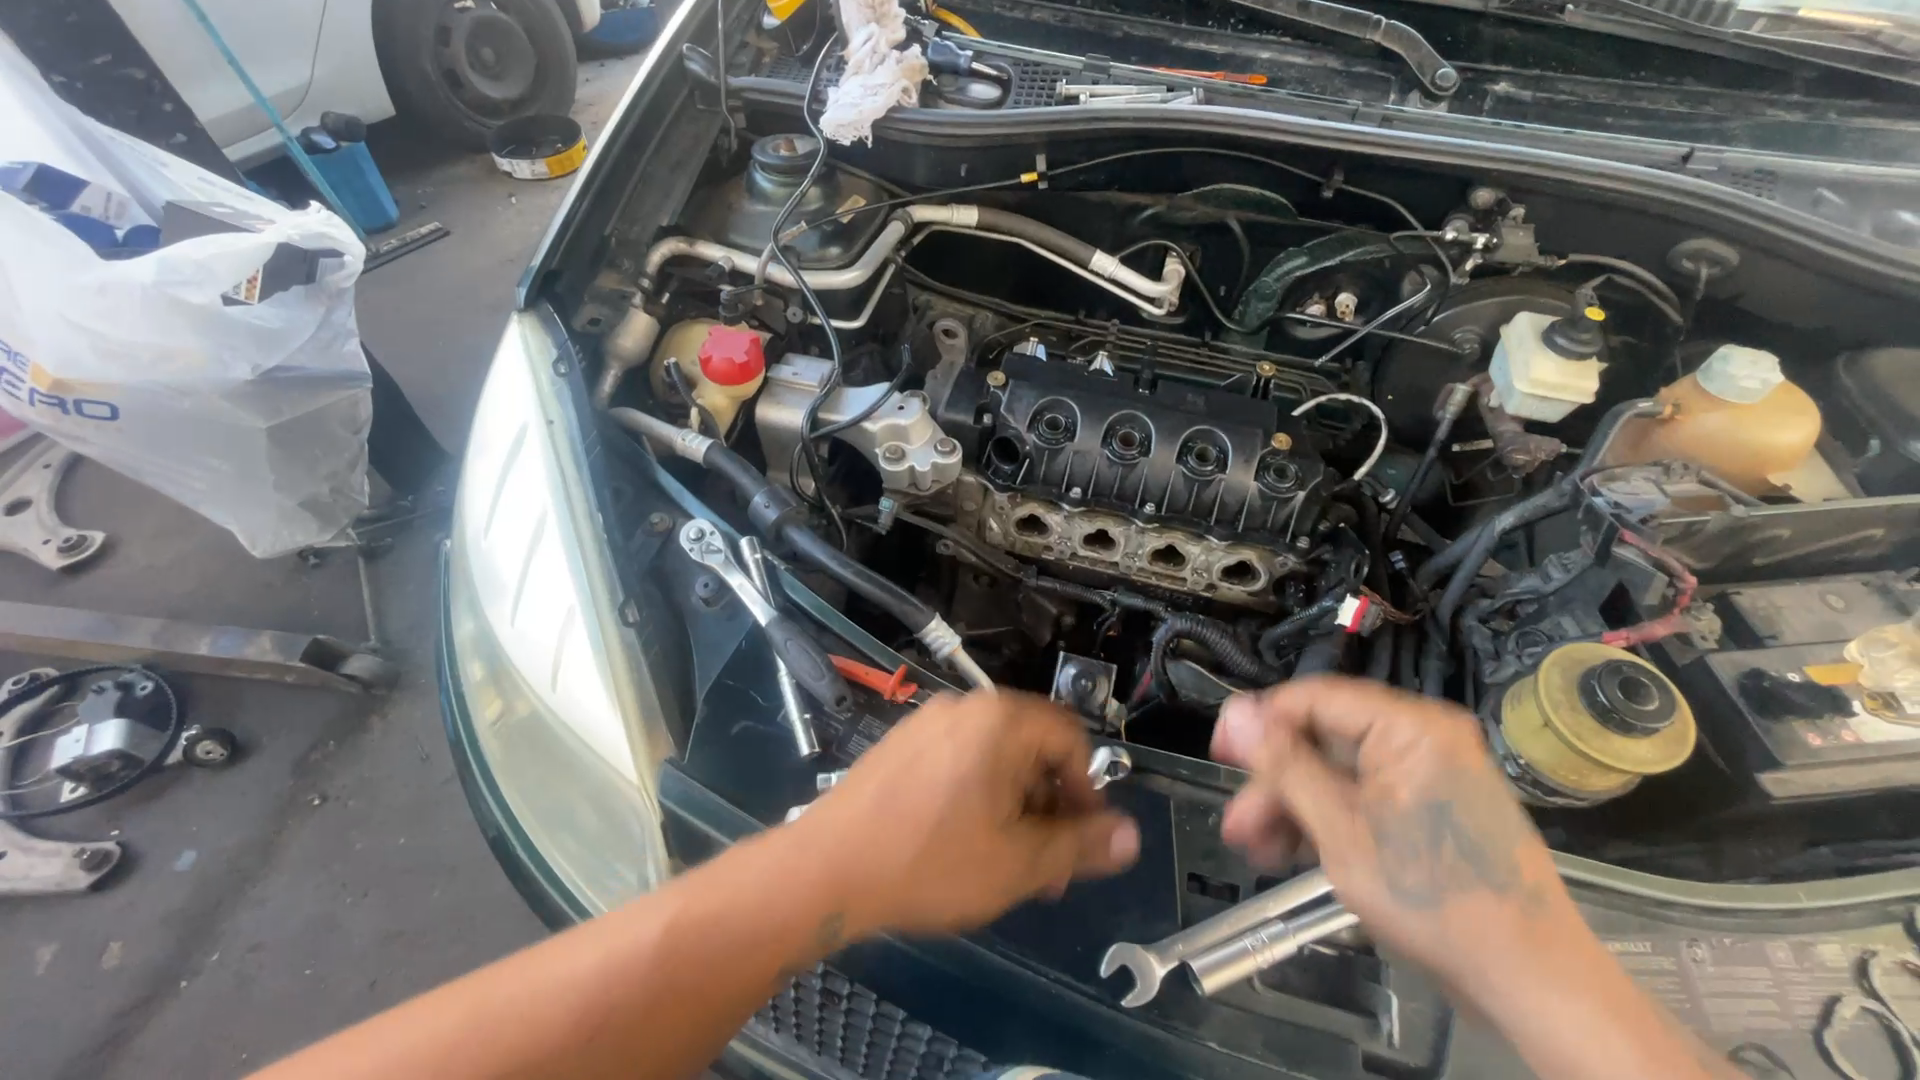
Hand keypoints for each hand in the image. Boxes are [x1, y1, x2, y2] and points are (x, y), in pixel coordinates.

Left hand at [791, 689, 1140, 939]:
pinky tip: (963, 843)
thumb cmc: (931, 862)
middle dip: (1050, 805)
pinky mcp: (901, 745)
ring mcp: (927, 723)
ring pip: (995, 758)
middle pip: (1033, 747)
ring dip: (1015, 806)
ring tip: (1006, 861)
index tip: (1082, 840)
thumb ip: (1081, 845)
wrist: (826, 869)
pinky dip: (977, 796)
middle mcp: (965, 708)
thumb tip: (1132, 835)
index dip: (1087, 792)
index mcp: (1001, 720)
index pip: (1072, 739)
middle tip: (1047, 863)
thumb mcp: (1019, 863)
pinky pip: (959, 761)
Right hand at [1210, 676, 1582, 999]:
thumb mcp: (1340, 829)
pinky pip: (1364, 798)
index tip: (1220, 756)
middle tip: (1237, 825)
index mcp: (1408, 726)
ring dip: (1293, 808)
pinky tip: (1293, 855)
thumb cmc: (1433, 899)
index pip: (1311, 697)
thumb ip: (1283, 765)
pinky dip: (1328, 822)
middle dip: (1274, 784)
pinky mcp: (1429, 809)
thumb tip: (1234, 712)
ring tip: (1258, 851)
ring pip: (1337, 774)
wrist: (1530, 979)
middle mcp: (1421, 738)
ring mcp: (1428, 775)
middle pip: (1321, 740)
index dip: (1259, 724)